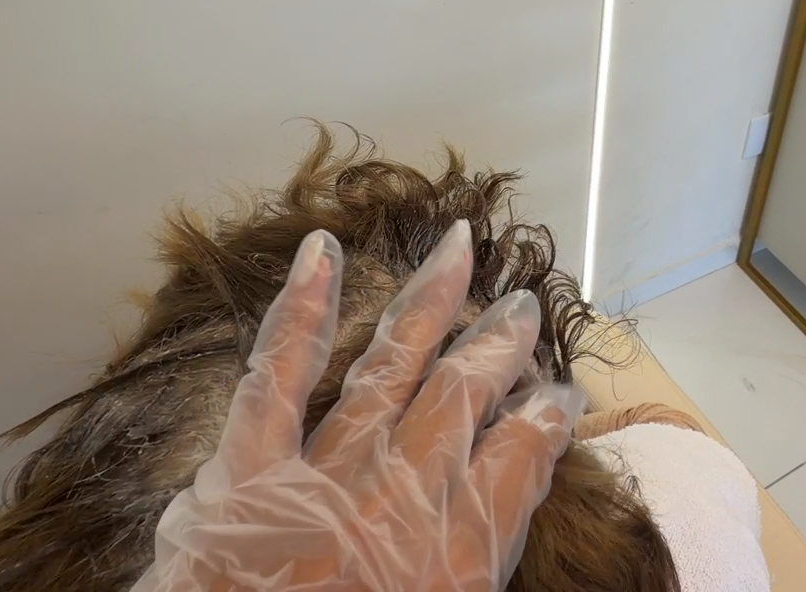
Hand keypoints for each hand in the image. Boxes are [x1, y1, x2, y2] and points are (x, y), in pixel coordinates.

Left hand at [129, 220, 584, 590]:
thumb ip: (469, 564)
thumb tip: (500, 494)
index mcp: (448, 564)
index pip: (518, 465)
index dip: (545, 423)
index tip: (561, 395)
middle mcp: (397, 505)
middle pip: (462, 398)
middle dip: (498, 346)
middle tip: (522, 306)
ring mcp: (322, 478)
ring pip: (392, 367)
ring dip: (432, 303)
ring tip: (459, 246)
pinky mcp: (244, 474)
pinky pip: (277, 377)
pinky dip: (301, 311)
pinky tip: (321, 249)